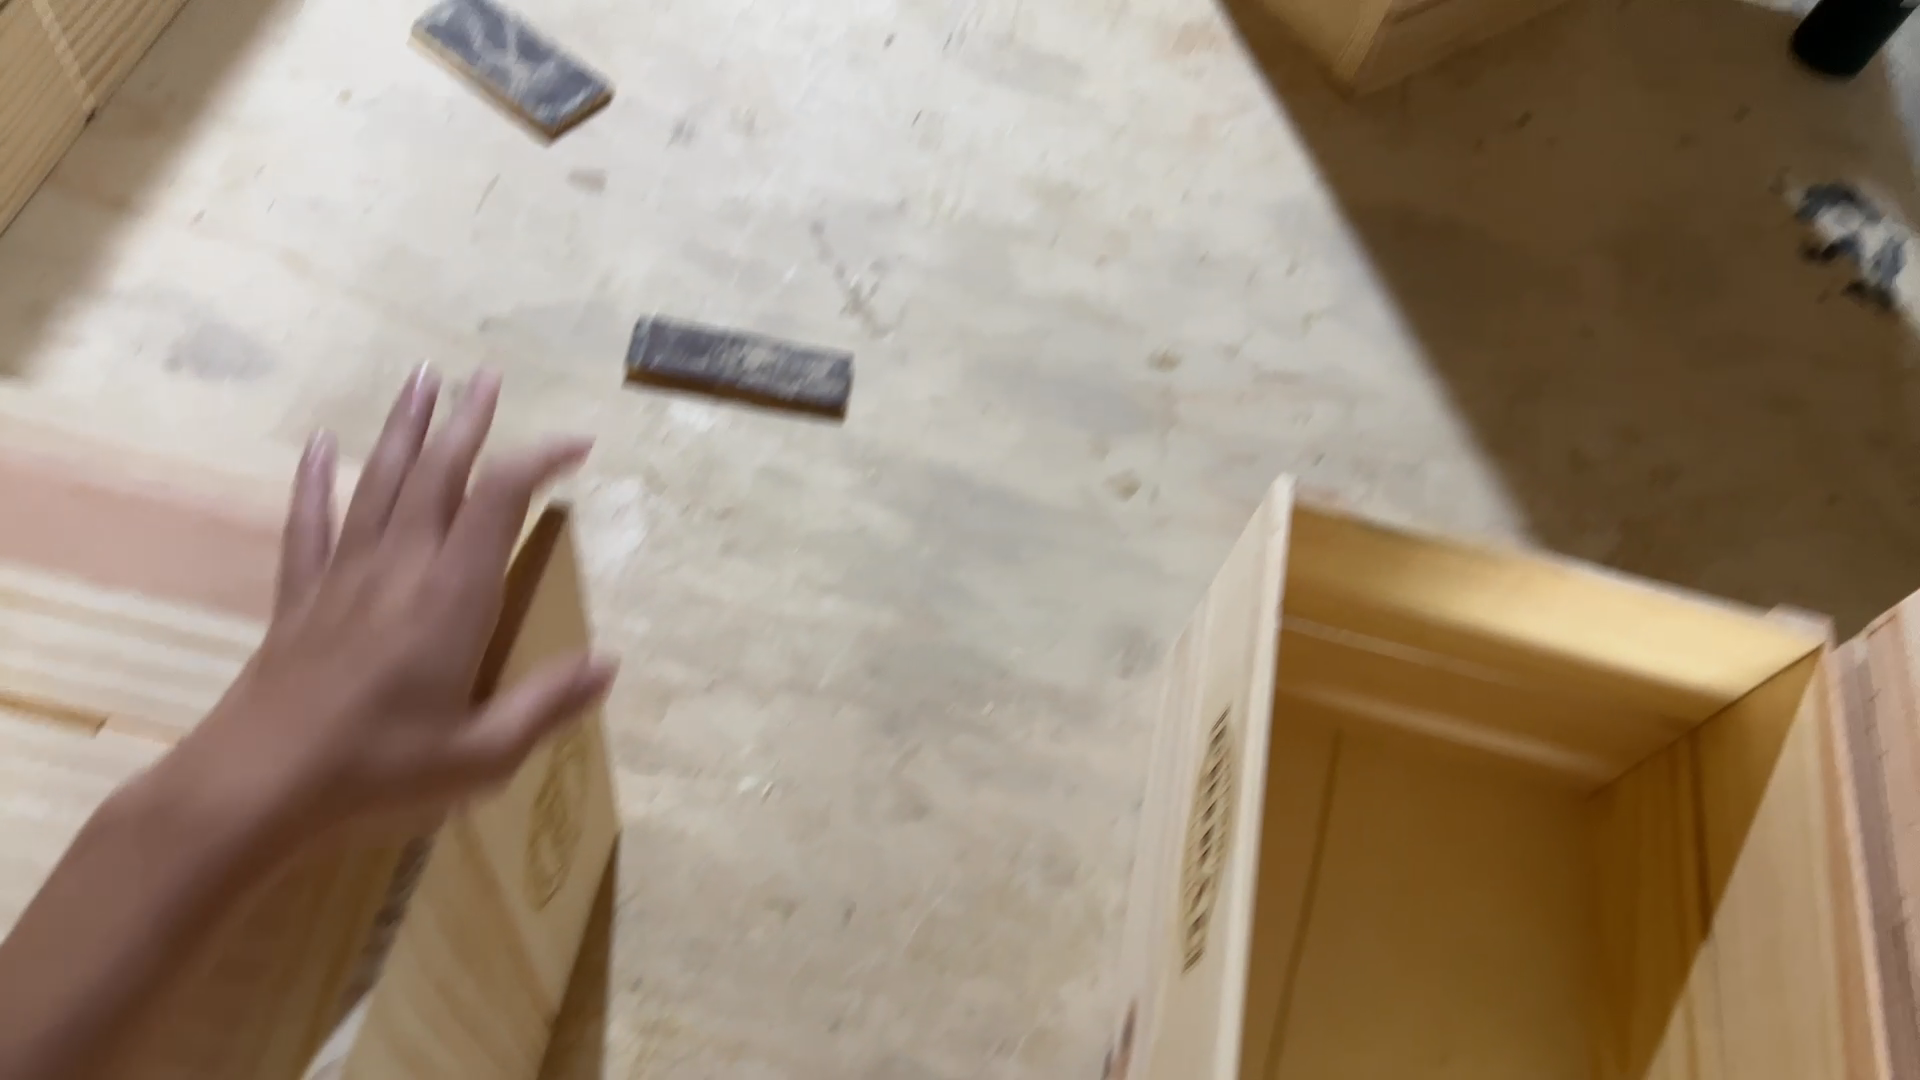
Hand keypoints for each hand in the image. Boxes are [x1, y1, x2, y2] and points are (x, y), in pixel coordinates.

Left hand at [163, 366, 616, 848]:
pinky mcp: (302, 595)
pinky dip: (317, 480)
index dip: (539, 460)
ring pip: (381, 484)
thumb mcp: (485, 753)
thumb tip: (611, 664)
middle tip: (487, 376)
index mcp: (452, 595)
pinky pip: (311, 523)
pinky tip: (323, 445)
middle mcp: (401, 567)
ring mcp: (346, 575)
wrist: (250, 790)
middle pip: (438, 474)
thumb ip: (549, 703)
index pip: (500, 501)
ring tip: (423, 380)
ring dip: (406, 430)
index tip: (578, 445)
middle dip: (468, 422)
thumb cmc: (379, 770)